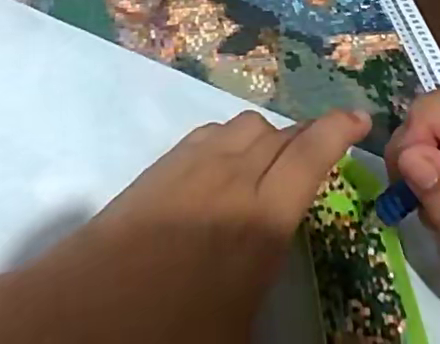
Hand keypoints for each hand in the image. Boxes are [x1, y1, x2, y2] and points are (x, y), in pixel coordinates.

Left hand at [0, 109, 369, 343]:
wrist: (79, 317)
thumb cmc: (169, 336)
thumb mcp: (239, 331)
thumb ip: (275, 291)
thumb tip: (306, 289)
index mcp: (260, 219)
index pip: (309, 154)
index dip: (338, 129)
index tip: (360, 117)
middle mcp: (230, 177)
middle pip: (276, 133)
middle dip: (303, 139)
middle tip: (316, 161)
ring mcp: (191, 164)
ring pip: (242, 127)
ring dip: (264, 139)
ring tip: (270, 168)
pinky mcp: (160, 165)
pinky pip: (208, 135)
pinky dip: (228, 143)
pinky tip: (223, 172)